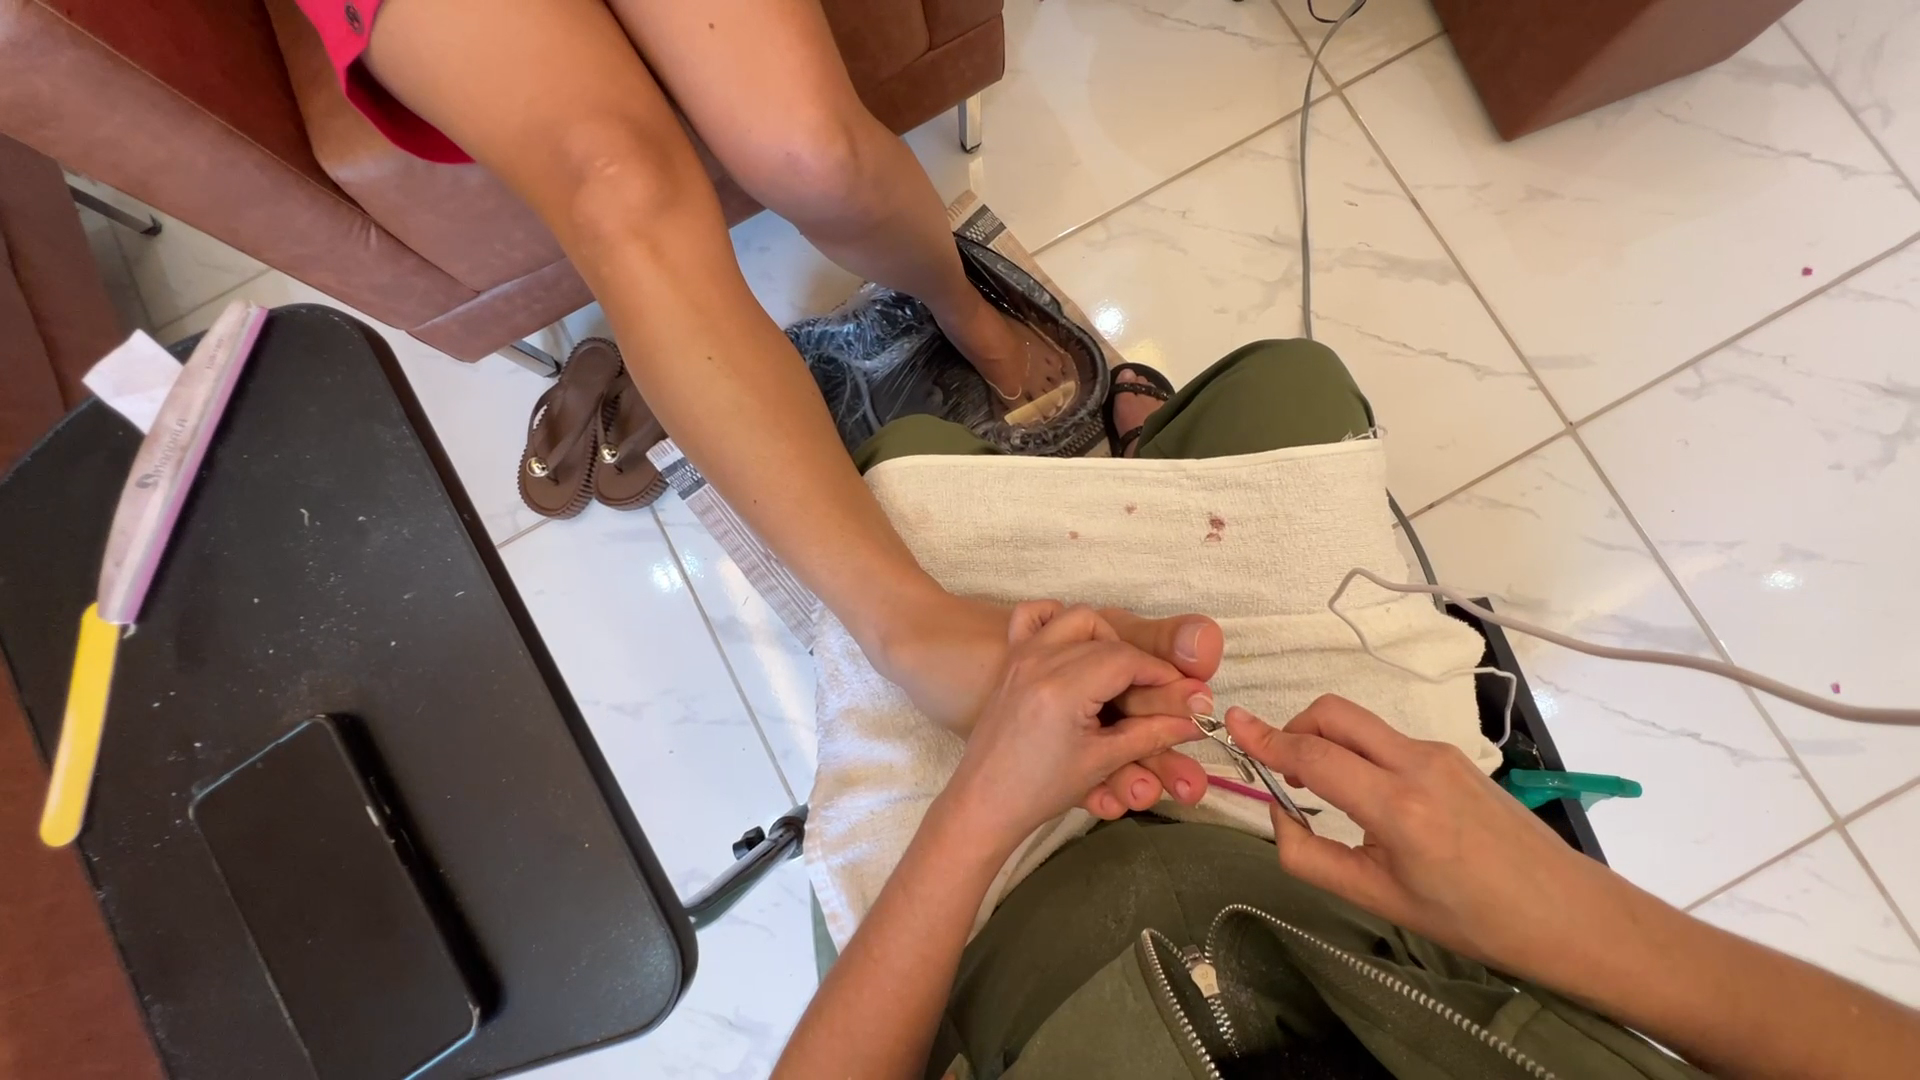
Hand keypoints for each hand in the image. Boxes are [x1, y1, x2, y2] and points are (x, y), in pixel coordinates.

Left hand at [937, 604, 1203, 847]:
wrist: (985, 800)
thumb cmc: (1042, 789)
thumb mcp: (1102, 763)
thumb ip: (1151, 735)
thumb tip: (1196, 718)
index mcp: (1063, 687)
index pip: (1126, 659)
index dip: (1161, 674)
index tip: (1182, 694)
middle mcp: (1040, 660)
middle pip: (1107, 638)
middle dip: (1138, 662)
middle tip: (1154, 693)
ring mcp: (1021, 655)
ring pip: (1074, 618)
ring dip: (1104, 636)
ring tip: (1116, 672)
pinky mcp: (1010, 659)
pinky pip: (1031, 616)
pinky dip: (1056, 619)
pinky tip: (1074, 647)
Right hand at [1226, 696, 1616, 972]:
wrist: (1576, 917)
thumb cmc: (1475, 921)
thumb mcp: (1379, 899)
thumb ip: (1310, 857)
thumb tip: (1276, 816)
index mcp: (1399, 809)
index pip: (1312, 756)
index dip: (1264, 739)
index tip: (1231, 723)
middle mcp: (1418, 765)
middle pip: (1333, 713)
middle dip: (1293, 727)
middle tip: (1283, 768)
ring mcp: (1439, 753)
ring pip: (1358, 722)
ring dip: (1324, 740)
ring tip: (1323, 789)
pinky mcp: (1451, 755)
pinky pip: (1384, 738)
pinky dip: (1356, 751)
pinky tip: (1368, 795)